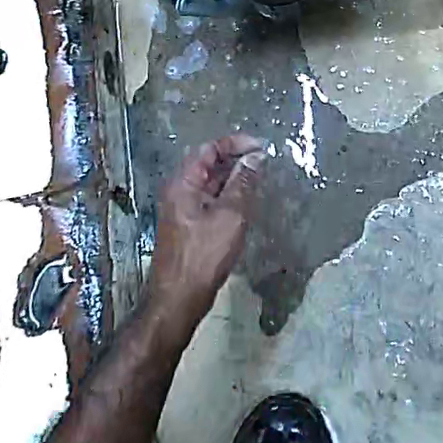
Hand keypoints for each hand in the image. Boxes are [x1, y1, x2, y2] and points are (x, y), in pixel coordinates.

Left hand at [149, 134, 266, 322]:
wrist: (178, 299)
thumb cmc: (203, 255)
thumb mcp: (230, 216)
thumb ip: (243, 183)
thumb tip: (255, 157)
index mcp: (183, 183)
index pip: (208, 149)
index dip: (235, 143)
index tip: (261, 147)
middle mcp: (178, 191)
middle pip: (207, 163)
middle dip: (235, 158)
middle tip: (264, 161)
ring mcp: (181, 209)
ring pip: (209, 183)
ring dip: (233, 178)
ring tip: (260, 179)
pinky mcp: (188, 226)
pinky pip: (209, 200)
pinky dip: (227, 195)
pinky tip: (246, 203)